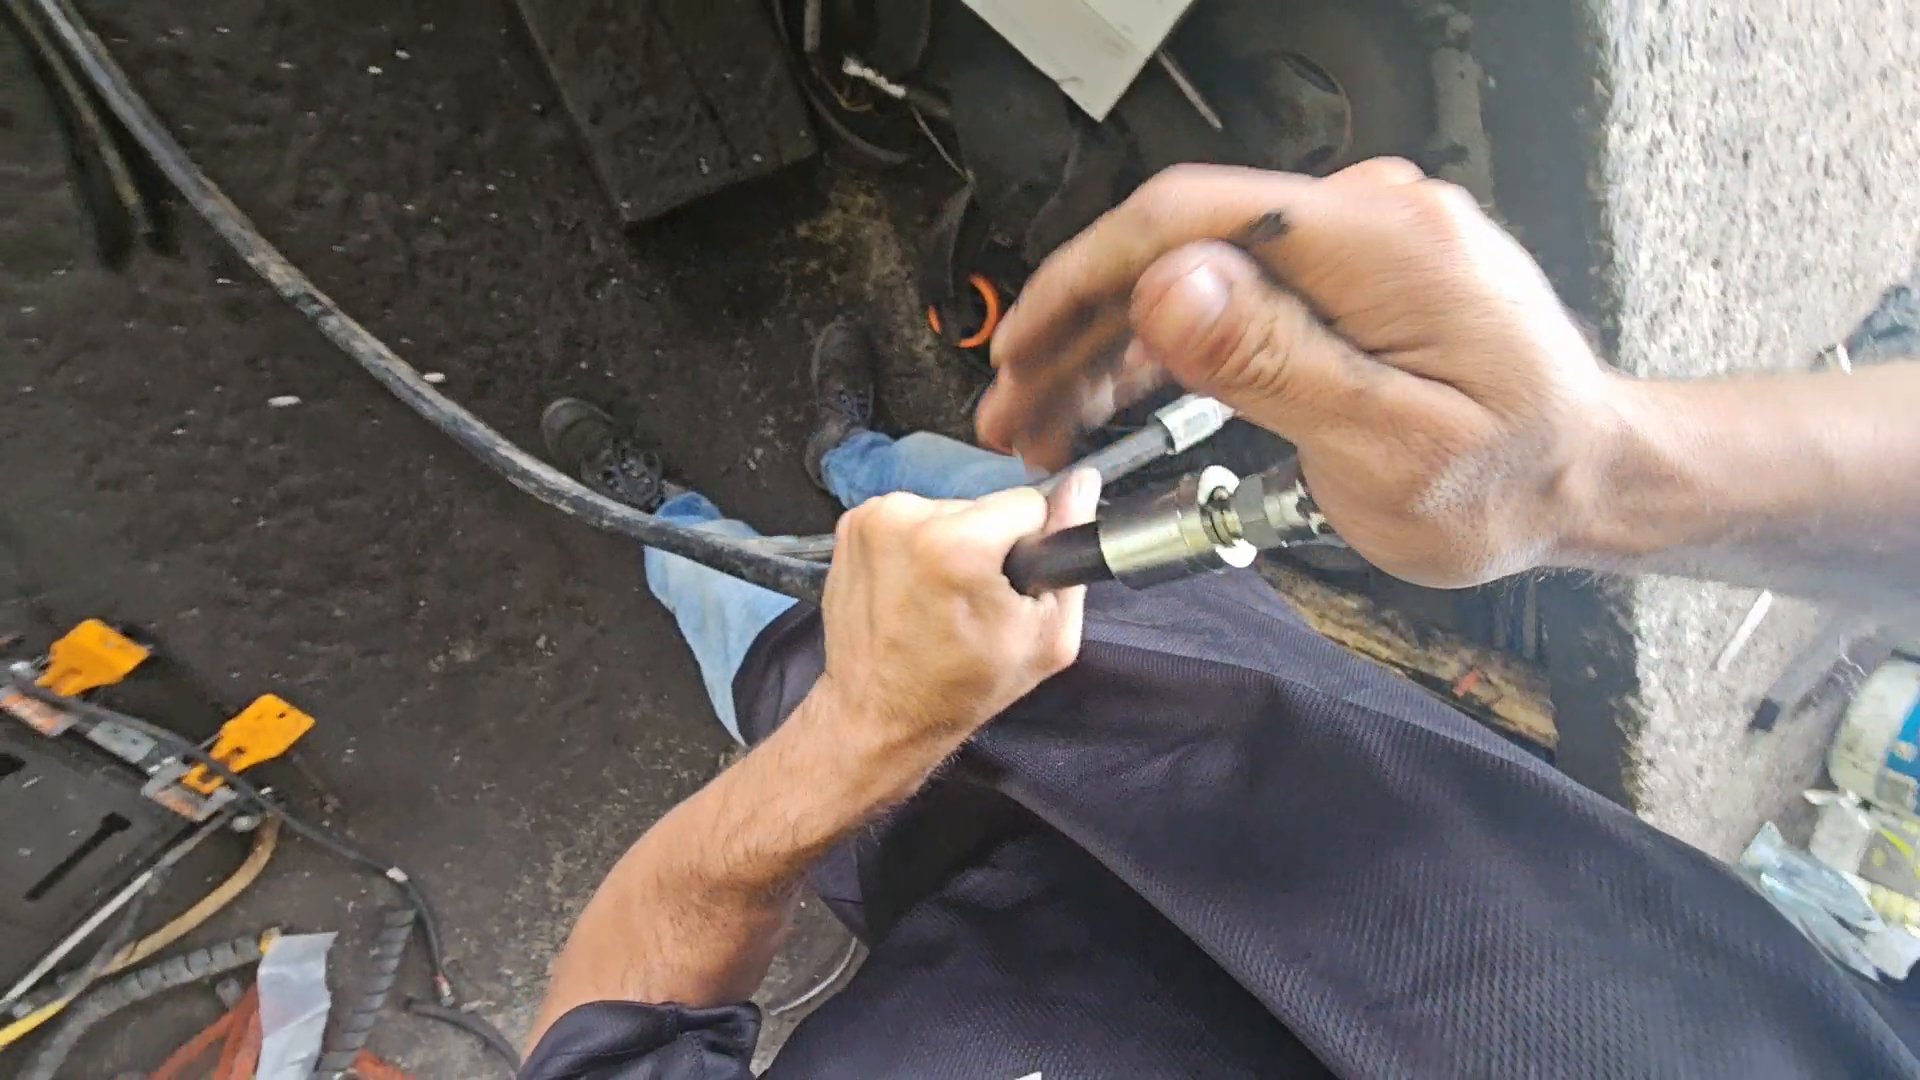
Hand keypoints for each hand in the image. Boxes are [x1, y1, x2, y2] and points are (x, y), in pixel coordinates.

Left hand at [814, 472, 1100, 760]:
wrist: (878, 713)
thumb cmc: (965, 687)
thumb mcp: (1047, 635)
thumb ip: (1069, 553)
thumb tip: (1085, 482)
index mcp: (957, 543)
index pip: (1027, 503)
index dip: (1031, 545)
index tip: (1011, 586)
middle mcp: (907, 516)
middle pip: (983, 507)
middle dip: (990, 544)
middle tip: (975, 599)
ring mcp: (872, 517)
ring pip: (947, 511)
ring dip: (954, 544)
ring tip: (941, 598)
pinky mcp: (852, 524)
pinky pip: (912, 519)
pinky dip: (920, 545)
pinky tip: (913, 587)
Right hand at [978, 160, 1625, 587]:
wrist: (1578, 482)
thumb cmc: (1507, 481)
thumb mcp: (1391, 443)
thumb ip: (1277, 359)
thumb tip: (1168, 288)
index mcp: (1378, 244)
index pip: (1186, 220)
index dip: (1084, 279)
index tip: (1024, 342)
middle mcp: (1352, 228)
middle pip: (1165, 258)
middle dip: (1070, 335)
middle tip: (1011, 405)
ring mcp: (1333, 259)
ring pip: (1171, 291)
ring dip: (1092, 357)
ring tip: (1036, 422)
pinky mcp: (1319, 294)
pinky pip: (1206, 317)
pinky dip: (1142, 363)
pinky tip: (1094, 403)